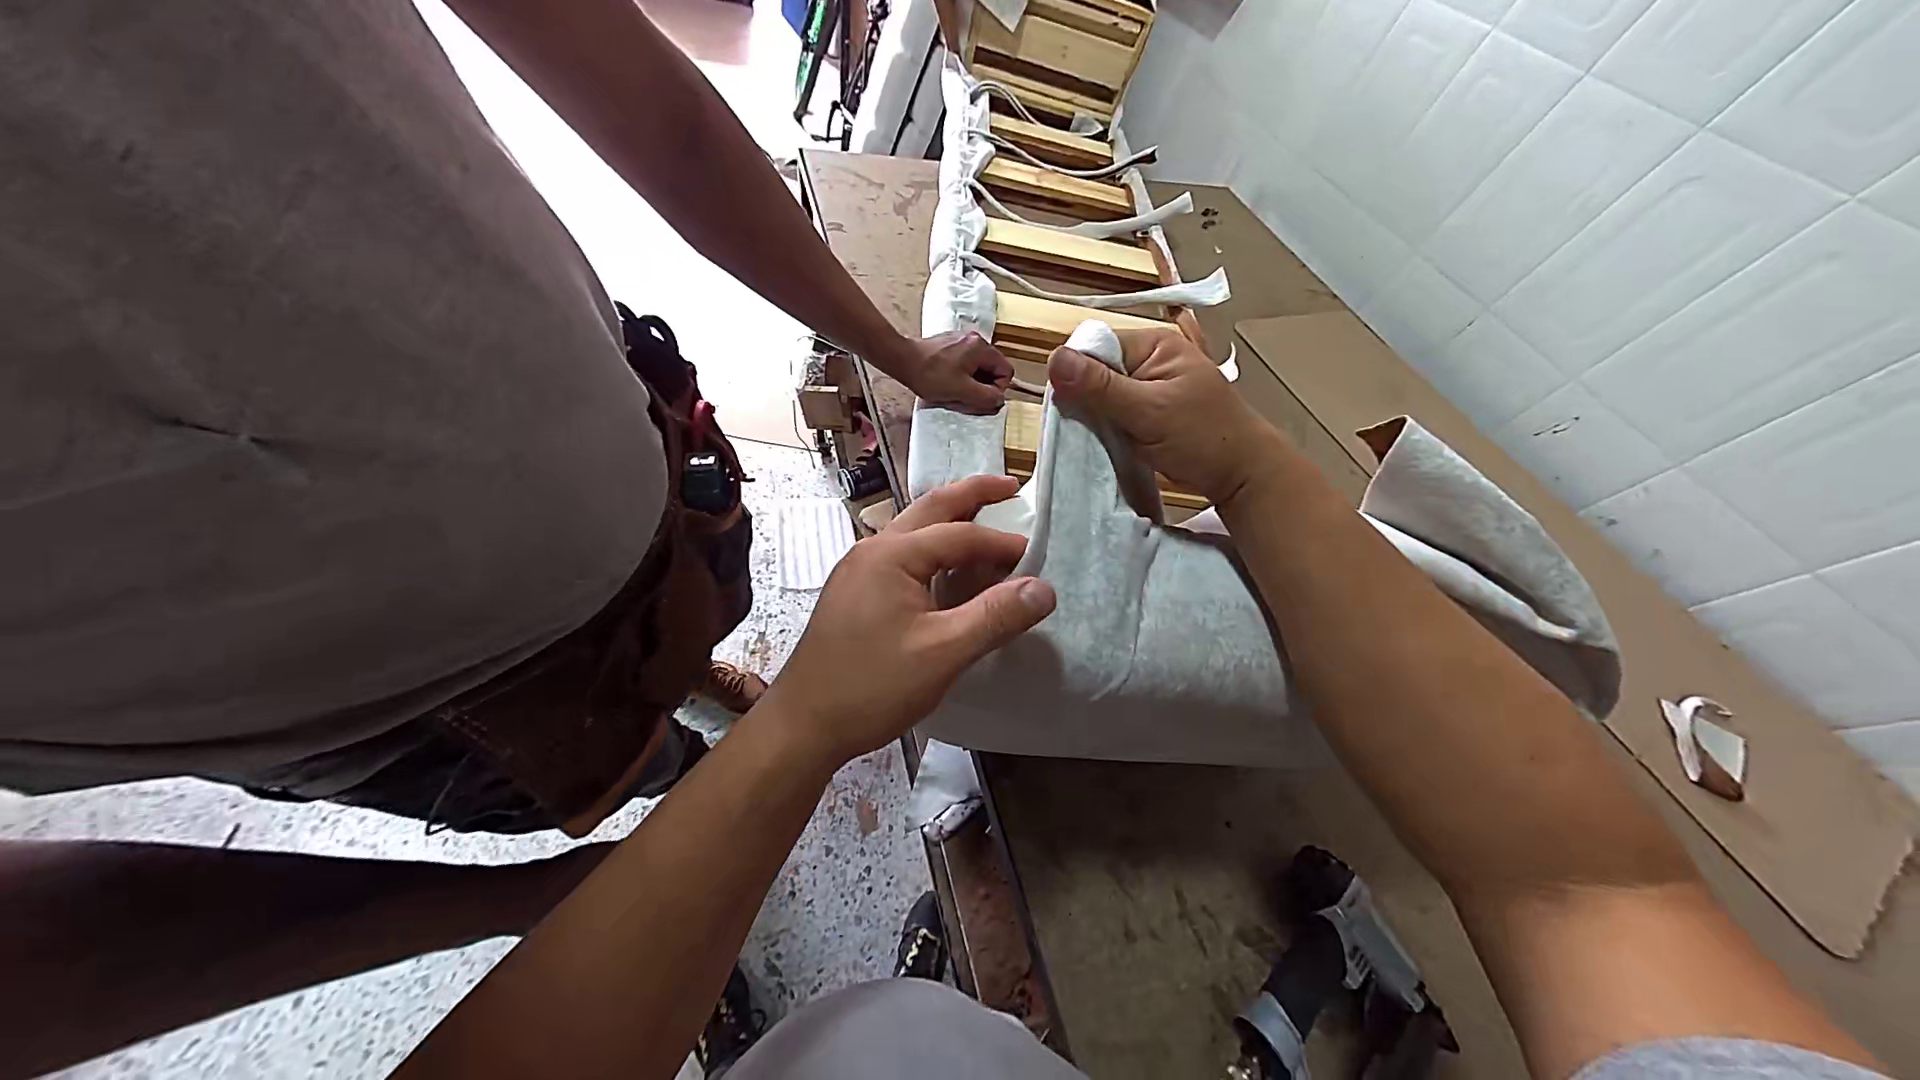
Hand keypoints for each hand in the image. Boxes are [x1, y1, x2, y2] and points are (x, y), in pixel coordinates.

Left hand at [761, 475, 1055, 766]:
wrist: (803, 724)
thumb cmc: (871, 686)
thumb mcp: (942, 653)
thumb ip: (995, 617)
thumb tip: (1044, 588)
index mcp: (890, 554)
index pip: (959, 534)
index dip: (1001, 544)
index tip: (1035, 559)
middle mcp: (871, 551)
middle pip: (930, 509)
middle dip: (971, 494)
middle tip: (1009, 487)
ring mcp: (858, 572)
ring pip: (913, 533)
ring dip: (950, 524)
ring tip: (985, 524)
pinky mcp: (855, 594)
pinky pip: (902, 559)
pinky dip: (933, 554)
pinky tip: (949, 574)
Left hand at [891, 330, 1012, 412]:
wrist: (902, 360)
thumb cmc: (929, 375)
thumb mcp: (962, 391)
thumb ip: (986, 397)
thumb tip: (999, 400)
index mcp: (981, 348)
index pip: (1005, 371)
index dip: (998, 389)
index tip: (983, 399)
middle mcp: (974, 340)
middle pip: (992, 368)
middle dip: (984, 386)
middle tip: (968, 398)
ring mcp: (961, 341)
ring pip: (978, 367)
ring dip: (972, 382)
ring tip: (956, 391)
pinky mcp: (950, 345)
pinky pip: (965, 363)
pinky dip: (961, 375)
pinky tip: (947, 383)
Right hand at [1047, 328, 1287, 506]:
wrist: (1241, 475)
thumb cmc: (1203, 438)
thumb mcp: (1148, 411)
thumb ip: (1100, 387)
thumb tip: (1054, 358)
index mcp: (1155, 345)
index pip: (1097, 346)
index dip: (1077, 373)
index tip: (1070, 406)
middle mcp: (1150, 359)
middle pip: (1096, 371)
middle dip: (1086, 399)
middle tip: (1085, 428)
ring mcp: (1149, 387)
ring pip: (1102, 396)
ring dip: (1095, 417)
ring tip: (1096, 437)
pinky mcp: (1147, 412)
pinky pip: (1113, 413)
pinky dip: (1105, 428)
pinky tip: (1105, 442)